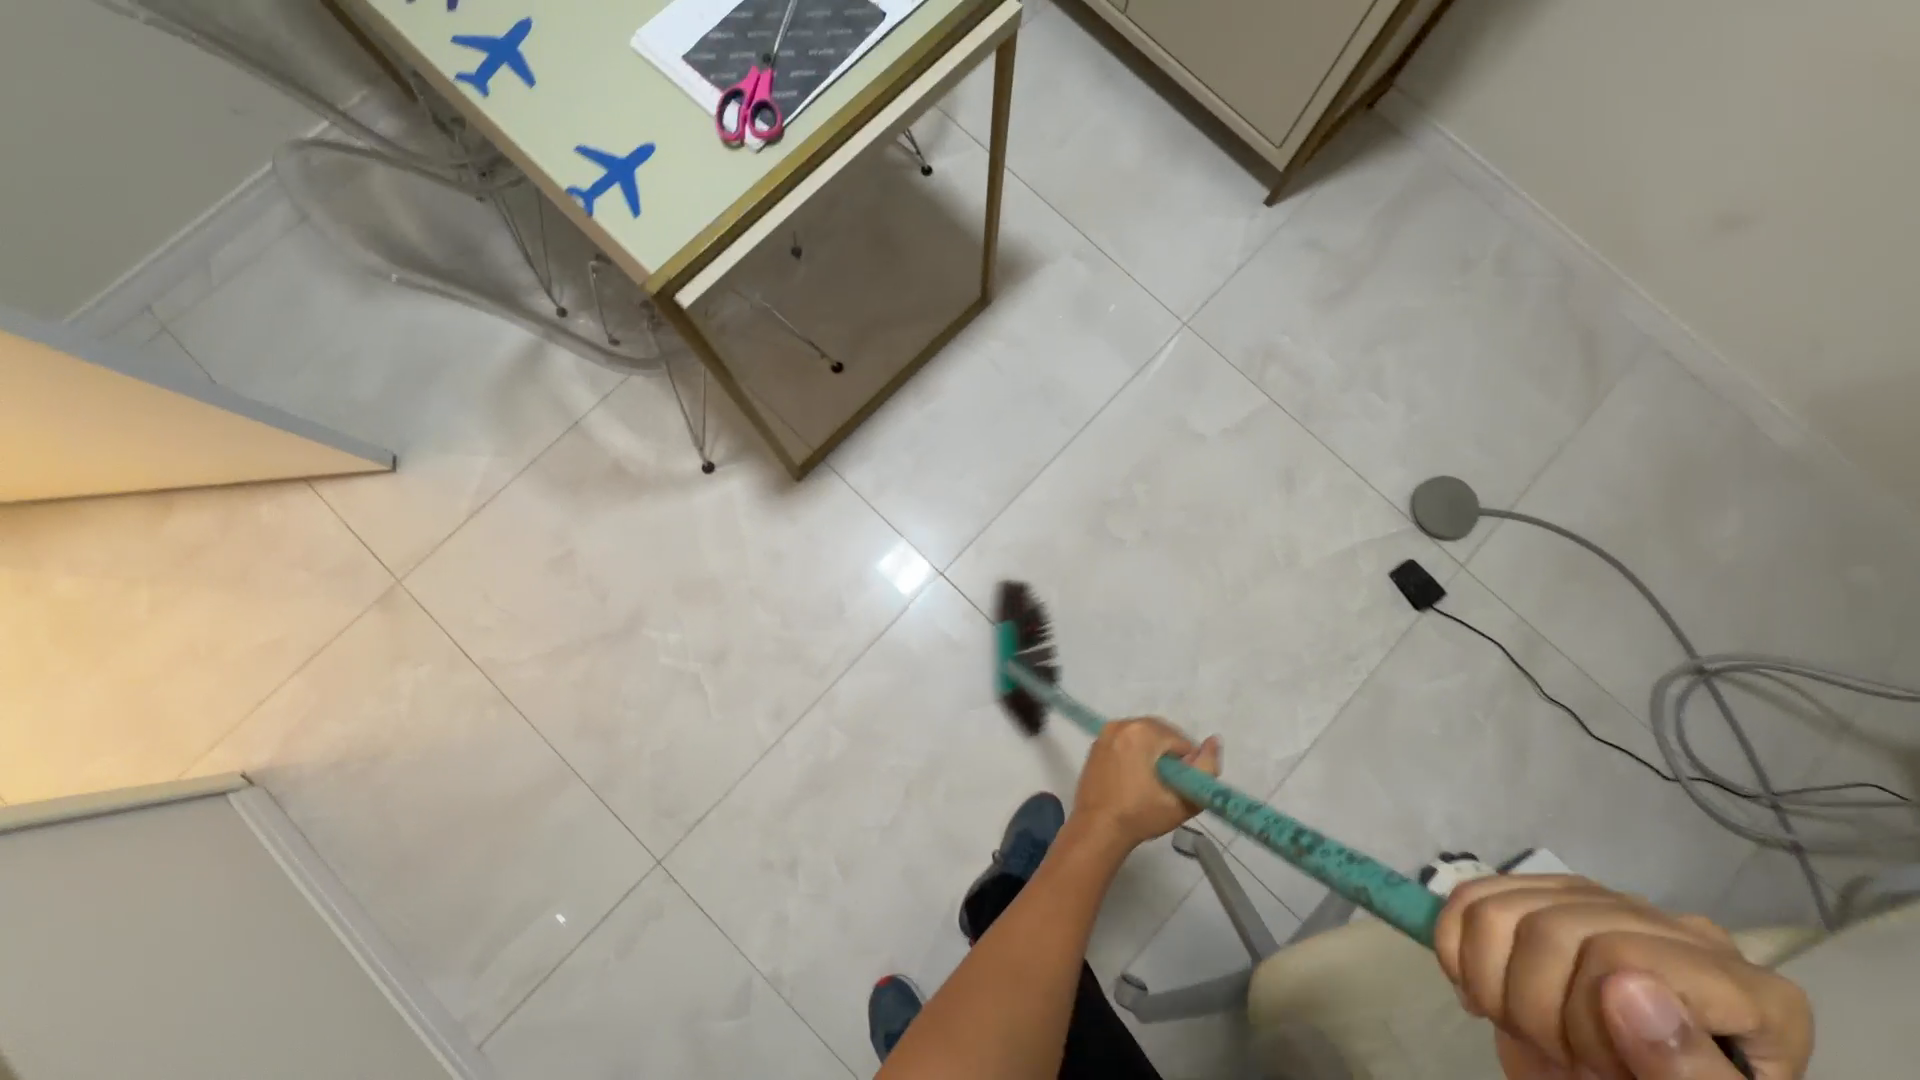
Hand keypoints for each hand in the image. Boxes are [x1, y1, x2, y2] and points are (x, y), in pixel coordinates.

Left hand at [1070, 717, 1220, 850]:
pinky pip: (1125, 743)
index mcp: (1144, 731)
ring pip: (1143, 737)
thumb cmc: (1141, 814)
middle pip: (1161, 734)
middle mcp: (1123, 724)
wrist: (1097, 829)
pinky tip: (1134, 779)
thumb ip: (1206, 768)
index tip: (1181, 787)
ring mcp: (1106, 734)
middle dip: (1170, 756)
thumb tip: (1214, 740)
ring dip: (1153, 754)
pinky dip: (1134, 754)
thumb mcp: (1183, 798)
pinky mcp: (1096, 746)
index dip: (1188, 766)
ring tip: (1152, 784)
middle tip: (1169, 786)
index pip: (1182, 742)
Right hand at [1435, 875, 1812, 1079]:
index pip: (1622, 955)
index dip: (1585, 1021)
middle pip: (1553, 927)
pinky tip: (1483, 993)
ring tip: (1522, 1029)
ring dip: (1488, 981)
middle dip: (1532, 1007)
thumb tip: (1627, 987)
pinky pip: (1474, 896)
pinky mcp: (1551, 900)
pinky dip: (1455, 947)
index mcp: (1745, 990)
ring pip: (1500, 907)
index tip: (1596, 1074)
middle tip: (1557, 1059)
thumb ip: (1689, 1071)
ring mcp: (1609, 906)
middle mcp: (1678, 930)